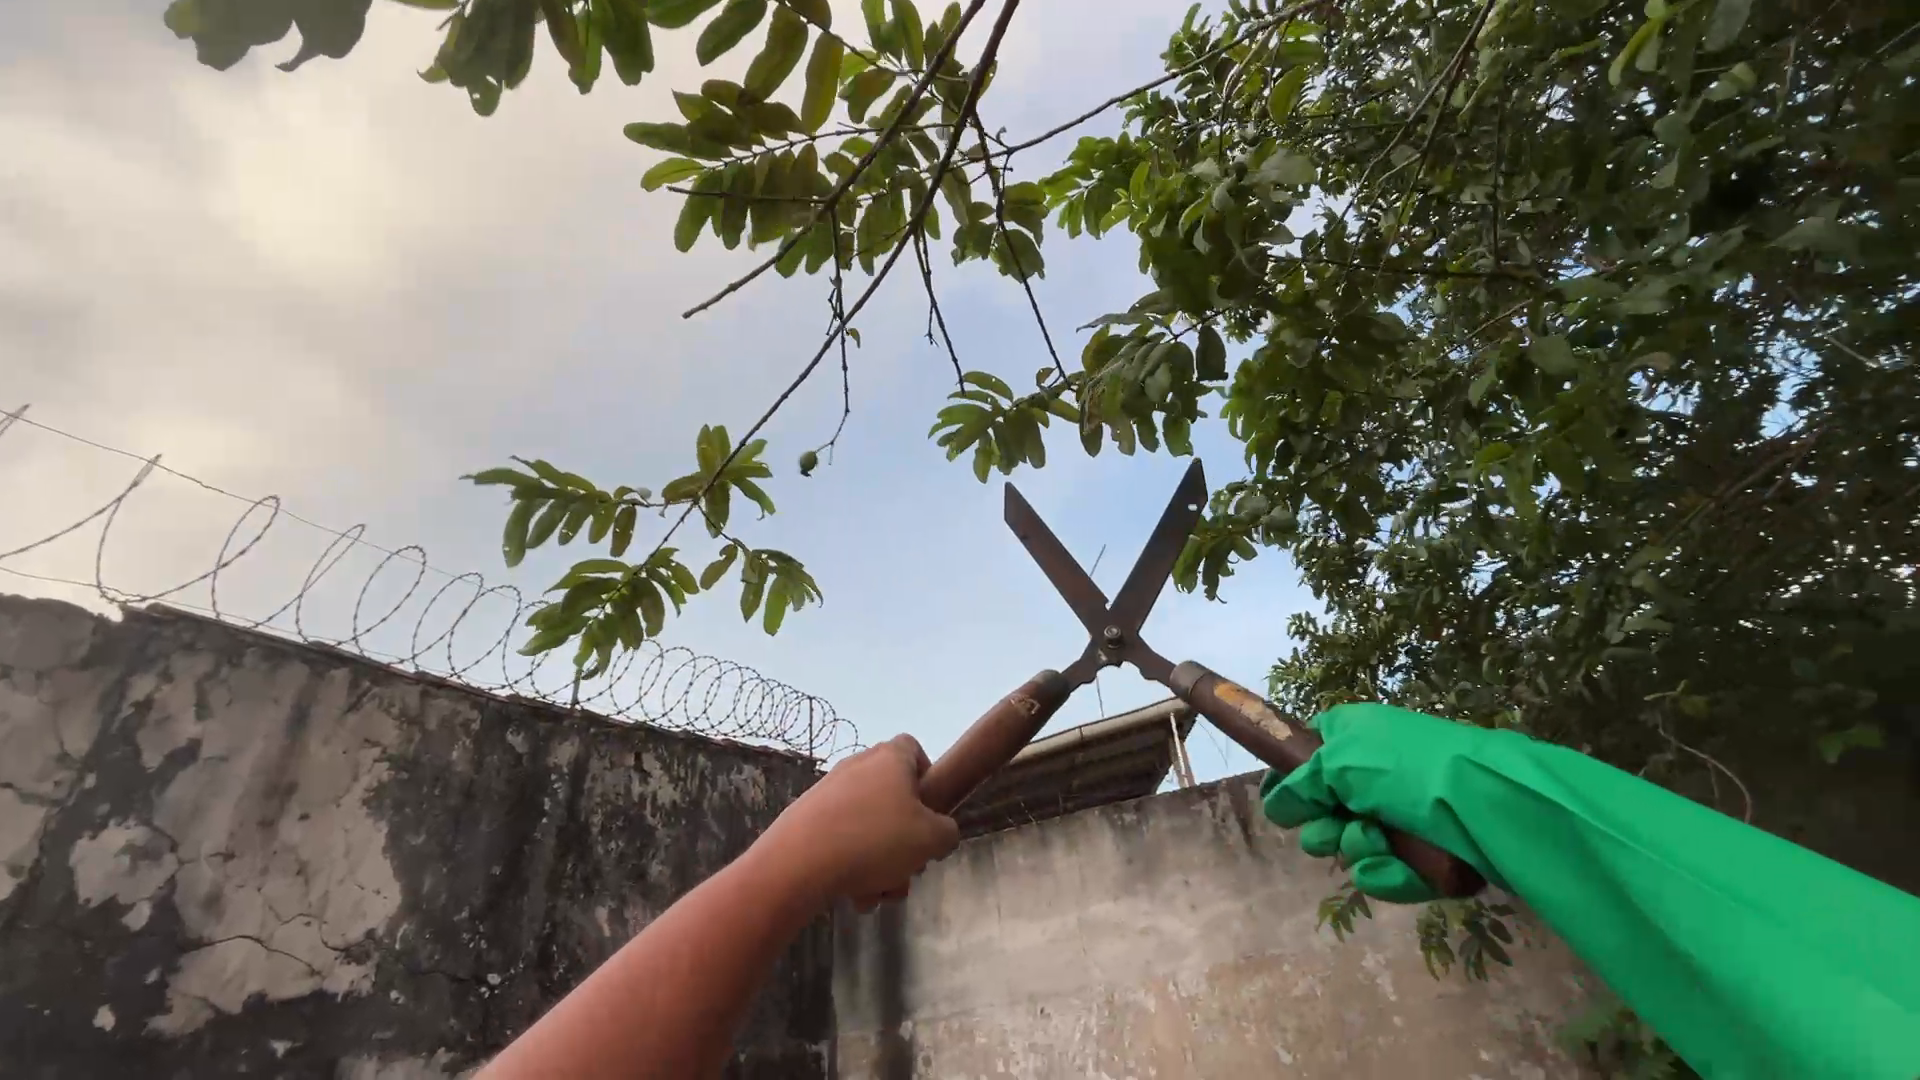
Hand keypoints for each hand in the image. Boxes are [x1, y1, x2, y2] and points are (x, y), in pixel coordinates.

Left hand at [760, 735, 959, 912]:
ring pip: (869, 826)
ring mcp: (829, 791)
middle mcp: (858, 766)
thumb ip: (947, 832)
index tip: (930, 810)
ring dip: (880, 861)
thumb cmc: (875, 839)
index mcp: (890, 758)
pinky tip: (854, 894)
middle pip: (893, 798)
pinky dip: (852, 865)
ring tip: (879, 892)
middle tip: (908, 866)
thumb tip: (940, 832)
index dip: (927, 777)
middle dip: (905, 839)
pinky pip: (842, 839)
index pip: (914, 749)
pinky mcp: (807, 818)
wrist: (799, 862)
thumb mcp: (930, 839)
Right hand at [1259, 703, 1505, 902]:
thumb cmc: (1401, 768)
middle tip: (1331, 830)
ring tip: (1376, 843)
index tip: (1279, 805)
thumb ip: (1297, 785)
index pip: (1306, 759)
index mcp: (1352, 739)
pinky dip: (1386, 874)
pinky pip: (1384, 874)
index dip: (1289, 783)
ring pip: (1351, 845)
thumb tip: (1276, 806)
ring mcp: (1399, 816)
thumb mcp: (1335, 762)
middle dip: (1322, 827)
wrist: (1484, 804)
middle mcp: (1372, 776)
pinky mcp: (1424, 857)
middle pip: (1323, 810)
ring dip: (1355, 847)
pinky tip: (1394, 867)